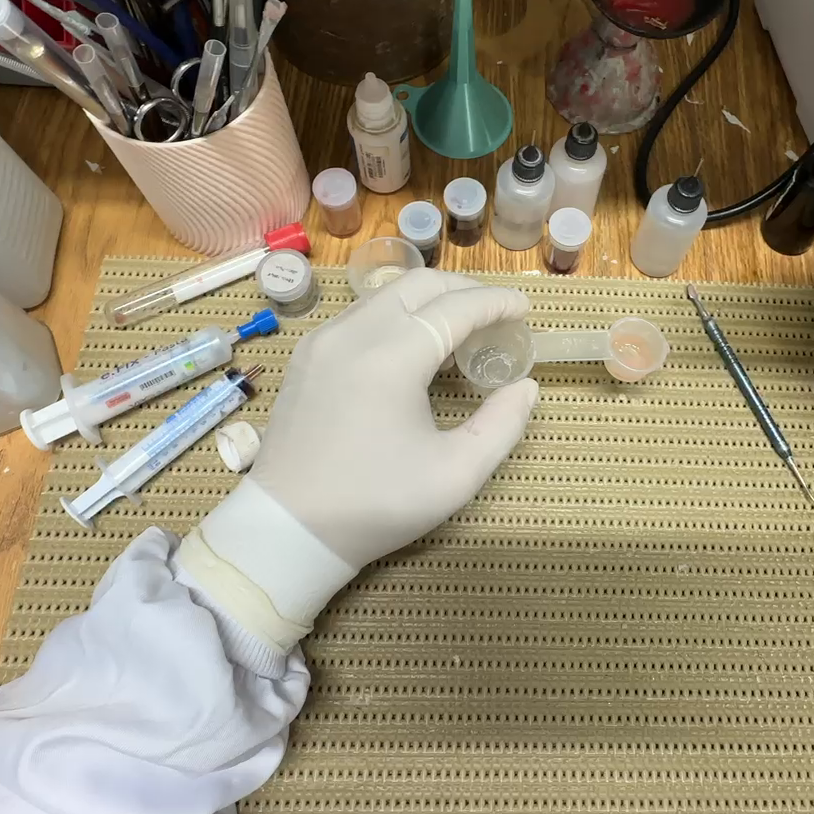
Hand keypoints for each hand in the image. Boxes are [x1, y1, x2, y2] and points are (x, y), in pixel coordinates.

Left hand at [181, 269, 538, 646]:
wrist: (287, 529)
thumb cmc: (374, 505)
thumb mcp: (455, 475)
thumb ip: (502, 426)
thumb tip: (527, 386)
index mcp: (390, 358)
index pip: (455, 308)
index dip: (496, 303)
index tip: (525, 307)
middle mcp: (353, 333)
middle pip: (419, 284)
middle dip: (465, 290)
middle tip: (497, 313)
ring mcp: (324, 339)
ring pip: (387, 293)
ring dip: (430, 300)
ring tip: (461, 329)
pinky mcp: (308, 353)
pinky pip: (362, 313)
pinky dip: (398, 314)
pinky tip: (415, 346)